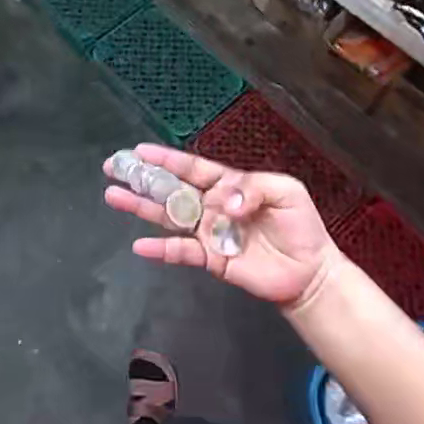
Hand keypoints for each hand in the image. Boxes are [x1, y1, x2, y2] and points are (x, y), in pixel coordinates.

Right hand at [104, 143, 344, 307]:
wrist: (310, 272)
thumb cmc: (300, 226)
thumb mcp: (285, 192)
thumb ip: (253, 189)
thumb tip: (222, 201)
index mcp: (230, 184)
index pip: (193, 168)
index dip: (168, 159)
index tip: (140, 151)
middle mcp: (213, 205)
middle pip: (172, 189)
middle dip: (143, 178)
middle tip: (113, 168)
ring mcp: (208, 232)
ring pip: (169, 216)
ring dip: (141, 207)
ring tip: (114, 195)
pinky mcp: (210, 259)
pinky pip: (181, 251)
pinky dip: (161, 249)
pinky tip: (141, 244)